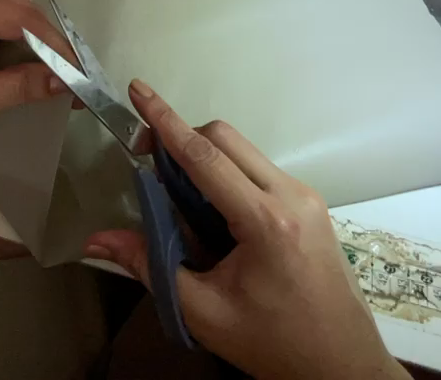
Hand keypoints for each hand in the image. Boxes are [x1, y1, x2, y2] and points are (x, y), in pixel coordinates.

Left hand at [0, 0, 70, 143]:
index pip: (22, 17)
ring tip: (38, 66)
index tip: (81, 78)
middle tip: (63, 77)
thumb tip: (63, 82)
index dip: (57, 47)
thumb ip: (14, 88)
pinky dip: (6, 21)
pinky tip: (7, 51)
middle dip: (45, 39)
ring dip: (26, 28)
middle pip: (18, 2)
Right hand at [85, 81, 408, 379]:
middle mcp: (290, 196)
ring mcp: (305, 197)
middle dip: (182, 139)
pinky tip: (217, 216)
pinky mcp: (310, 204)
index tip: (139, 89)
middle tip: (151, 165)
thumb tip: (95, 242)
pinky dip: (227, 175)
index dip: (165, 121)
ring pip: (241, 149)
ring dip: (204, 159)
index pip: (204, 157)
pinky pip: (256, 167)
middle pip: (222, 139)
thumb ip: (149, 266)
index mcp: (266, 222)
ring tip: (184, 202)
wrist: (345, 371)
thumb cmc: (274, 344)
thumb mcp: (204, 312)